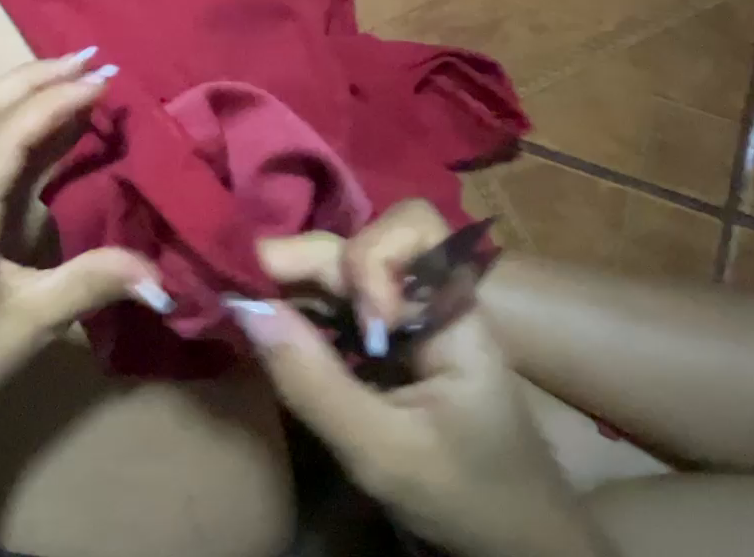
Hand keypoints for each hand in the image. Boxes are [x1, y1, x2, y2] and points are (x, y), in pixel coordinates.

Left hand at [0, 50, 168, 426]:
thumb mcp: (32, 323)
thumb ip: (93, 285)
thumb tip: (162, 274)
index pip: (5, 137)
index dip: (53, 102)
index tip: (102, 80)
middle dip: (32, 77)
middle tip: (89, 58)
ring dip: (22, 91)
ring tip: (75, 73)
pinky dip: (21, 123)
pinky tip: (56, 121)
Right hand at [240, 203, 611, 556]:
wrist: (512, 542)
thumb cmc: (465, 497)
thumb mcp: (382, 451)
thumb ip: (312, 380)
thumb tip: (241, 304)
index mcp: (450, 310)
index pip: (411, 228)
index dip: (369, 255)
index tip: (360, 323)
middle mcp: (422, 295)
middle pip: (357, 243)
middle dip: (301, 264)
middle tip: (244, 296)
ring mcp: (397, 313)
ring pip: (334, 265)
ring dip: (290, 281)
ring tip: (252, 311)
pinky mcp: (377, 335)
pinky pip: (328, 298)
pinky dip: (293, 304)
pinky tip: (271, 329)